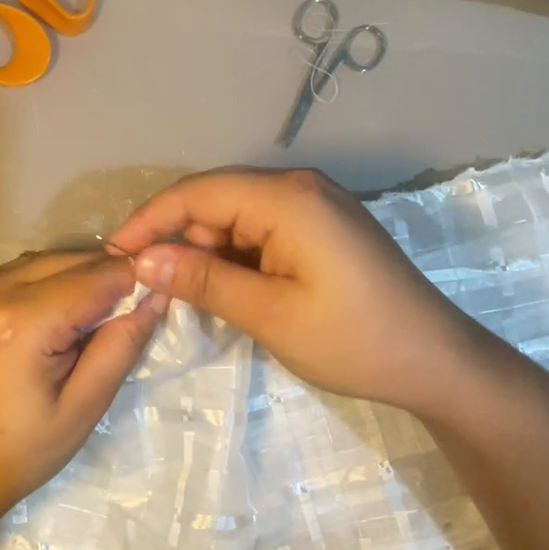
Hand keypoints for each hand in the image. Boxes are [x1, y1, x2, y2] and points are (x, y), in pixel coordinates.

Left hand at [0, 251, 163, 512]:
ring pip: (56, 259)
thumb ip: (121, 346)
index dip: (136, 285)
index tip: (157, 307)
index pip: (100, 275)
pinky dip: (59, 283)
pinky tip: (66, 320)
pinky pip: (32, 269)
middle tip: (130, 322)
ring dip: (85, 280)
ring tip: (98, 326)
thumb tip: (157, 297)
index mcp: (22, 321)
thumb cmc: (21, 449)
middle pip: (77, 259)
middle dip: (111, 281)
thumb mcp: (84, 407)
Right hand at [107, 167, 487, 417]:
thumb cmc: (353, 340)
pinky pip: (265, 232)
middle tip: (153, 290)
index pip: (198, 193)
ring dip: (209, 254)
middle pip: (218, 201)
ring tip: (190, 299)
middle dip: (180, 240)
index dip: (150, 220)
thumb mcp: (269, 315)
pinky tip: (230, 292)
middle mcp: (301, 188)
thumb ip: (204, 281)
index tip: (114, 256)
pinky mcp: (326, 229)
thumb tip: (143, 259)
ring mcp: (317, 206)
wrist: (434, 361)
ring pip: (239, 218)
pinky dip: (239, 259)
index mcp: (288, 199)